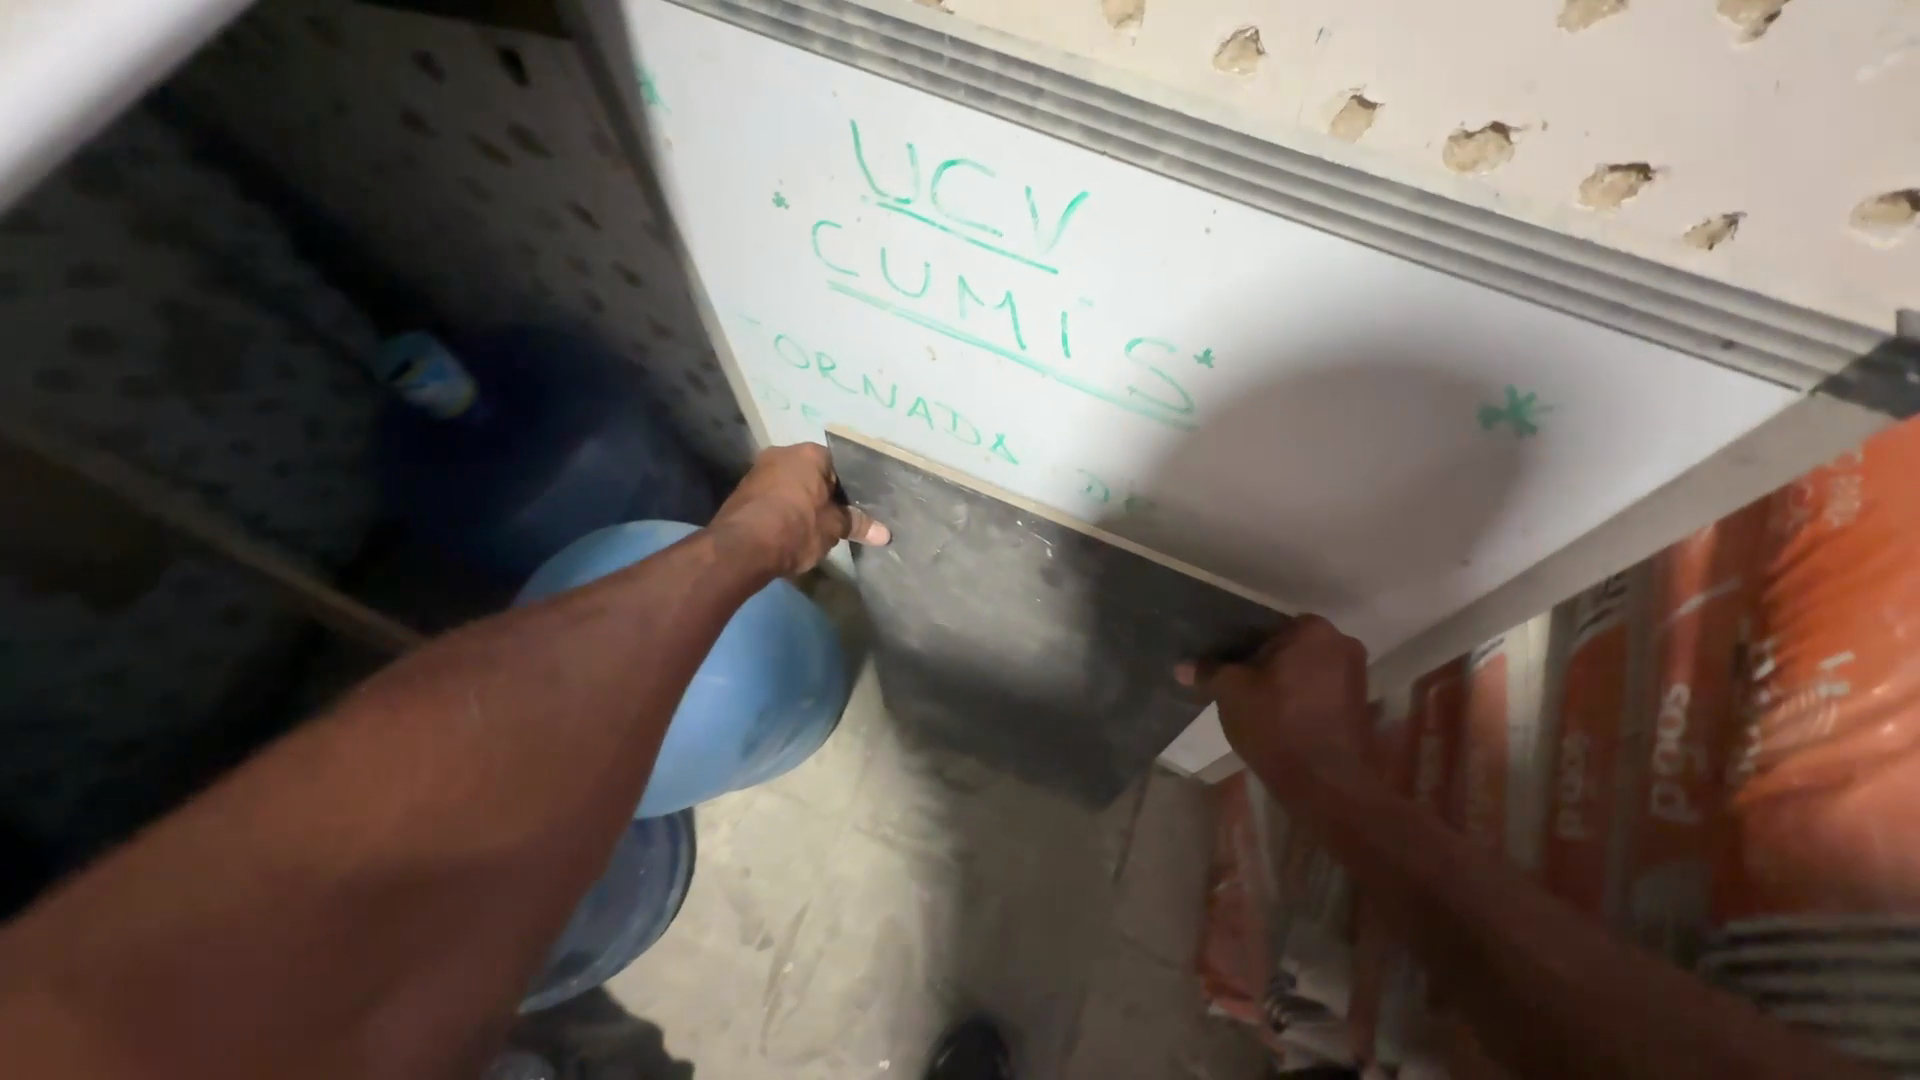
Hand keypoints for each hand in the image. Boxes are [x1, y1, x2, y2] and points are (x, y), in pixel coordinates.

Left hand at [709, 442, 888, 576]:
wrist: (740, 548)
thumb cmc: (795, 528)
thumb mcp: (833, 528)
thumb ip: (857, 524)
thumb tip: (885, 533)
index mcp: (810, 453)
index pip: (840, 465)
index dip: (851, 488)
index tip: (858, 508)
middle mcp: (783, 453)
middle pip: (814, 473)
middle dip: (826, 494)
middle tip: (841, 518)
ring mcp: (759, 470)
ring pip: (792, 484)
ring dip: (804, 501)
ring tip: (817, 526)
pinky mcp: (744, 490)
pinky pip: (775, 496)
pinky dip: (785, 508)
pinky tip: (792, 528)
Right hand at [1175, 614, 1370, 772]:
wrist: (1325, 784)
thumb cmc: (1277, 724)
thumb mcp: (1230, 693)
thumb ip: (1208, 672)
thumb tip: (1182, 667)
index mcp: (1313, 629)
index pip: (1265, 626)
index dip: (1240, 646)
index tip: (1225, 667)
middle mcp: (1342, 643)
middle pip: (1288, 647)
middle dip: (1264, 664)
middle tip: (1237, 686)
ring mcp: (1357, 676)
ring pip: (1305, 670)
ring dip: (1283, 683)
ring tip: (1256, 706)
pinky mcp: (1361, 706)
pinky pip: (1319, 692)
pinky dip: (1300, 700)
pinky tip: (1279, 720)